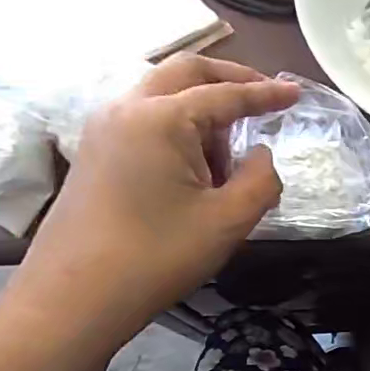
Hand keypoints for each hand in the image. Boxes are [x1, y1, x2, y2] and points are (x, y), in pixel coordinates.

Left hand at [9, 55, 299, 340]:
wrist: (73, 299)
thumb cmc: (156, 257)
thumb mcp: (227, 221)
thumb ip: (261, 180)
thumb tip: (260, 155)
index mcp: (160, 118)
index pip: (225, 94)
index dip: (266, 94)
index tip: (296, 93)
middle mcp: (126, 108)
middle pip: (186, 72)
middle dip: (230, 79)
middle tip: (264, 96)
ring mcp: (102, 129)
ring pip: (162, 94)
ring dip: (202, 109)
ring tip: (227, 161)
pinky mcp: (94, 153)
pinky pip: (144, 120)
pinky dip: (176, 128)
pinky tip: (192, 170)